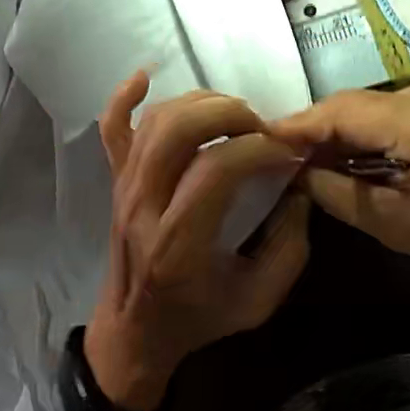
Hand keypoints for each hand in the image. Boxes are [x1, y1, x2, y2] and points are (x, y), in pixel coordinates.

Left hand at [86, 72, 312, 410]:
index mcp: (179, 242)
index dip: (259, 149)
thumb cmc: (198, 318)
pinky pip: (111, 129)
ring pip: (154, 122)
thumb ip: (289, 245)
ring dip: (200, 103)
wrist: (134, 335)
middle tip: (260, 128)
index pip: (216, 168)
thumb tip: (298, 188)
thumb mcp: (259, 300)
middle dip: (229, 114)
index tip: (287, 154)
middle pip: (177, 130)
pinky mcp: (115, 182)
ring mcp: (123, 190)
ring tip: (233, 116)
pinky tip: (146, 76)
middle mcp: (143, 206)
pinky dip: (124, 97)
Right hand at [270, 71, 409, 297]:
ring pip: (369, 105)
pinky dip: (364, 131)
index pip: (346, 112)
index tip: (256, 142)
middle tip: (276, 160)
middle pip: (355, 103)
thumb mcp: (401, 228)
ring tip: (303, 162)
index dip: (297, 127)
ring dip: (338, 132)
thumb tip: (290, 170)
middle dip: (315, 131)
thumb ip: (339, 192)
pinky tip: (344, 155)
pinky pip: (389, 108)